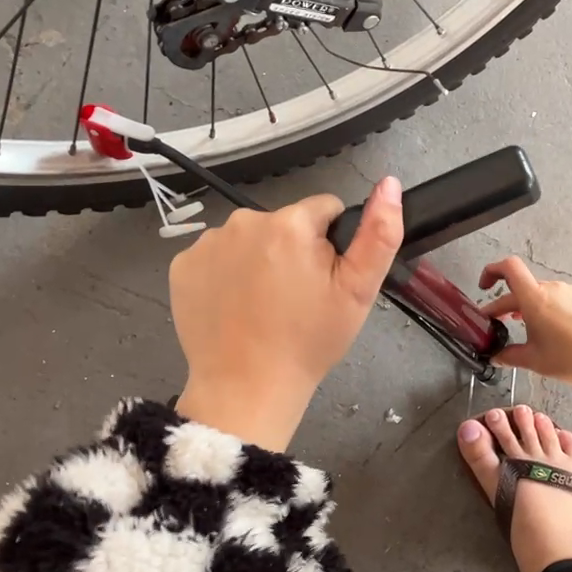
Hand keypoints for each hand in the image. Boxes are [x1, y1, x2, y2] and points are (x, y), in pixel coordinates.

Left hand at [171, 178, 403, 449]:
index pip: (324, 211)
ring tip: (266, 307)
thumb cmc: (308, 342)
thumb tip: (389, 184)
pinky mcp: (182, 267)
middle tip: (298, 300)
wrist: (247, 387)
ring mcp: (207, 243)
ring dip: (260, 262)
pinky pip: (216, 258)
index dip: (332, 246)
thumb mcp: (359, 292)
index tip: (325, 281)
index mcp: (290, 224)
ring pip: (249, 240)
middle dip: (295, 252)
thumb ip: (379, 234)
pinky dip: (227, 276)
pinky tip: (237, 308)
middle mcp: (244, 221)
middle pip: (285, 225)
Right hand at [480, 256, 571, 391]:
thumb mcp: (534, 360)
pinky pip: (553, 299)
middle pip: (520, 287)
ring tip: (518, 328)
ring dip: (524, 307)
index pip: (508, 268)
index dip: (491, 271)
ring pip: (537, 293)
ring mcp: (568, 293)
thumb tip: (497, 356)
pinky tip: (543, 330)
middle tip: (495, 324)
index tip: (484, 287)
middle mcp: (551, 289)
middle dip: (504, 304)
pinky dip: (541, 310)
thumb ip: (509, 356)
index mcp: (535, 299)